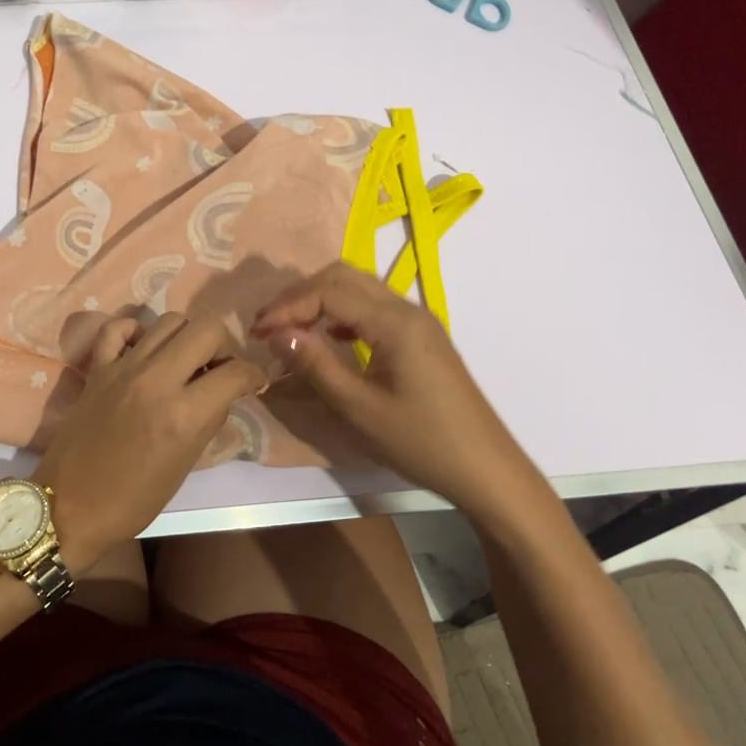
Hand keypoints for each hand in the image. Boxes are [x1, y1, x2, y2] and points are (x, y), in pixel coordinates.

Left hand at [30, 312, 264, 574]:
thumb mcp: (185, 464)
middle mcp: (156, 380)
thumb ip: (209, 420)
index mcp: (183, 413)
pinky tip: (143, 350)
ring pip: (168, 320)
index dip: (253, 375)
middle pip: (206, 328)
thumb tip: (225, 391)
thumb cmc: (135, 498)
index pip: (235, 371)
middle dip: (223, 345)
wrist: (72, 504)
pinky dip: (136, 331)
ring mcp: (123, 368)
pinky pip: (117, 328)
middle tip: (219, 368)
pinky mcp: (97, 368)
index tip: (253, 382)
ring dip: (185, 336)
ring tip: (184, 361)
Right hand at [251, 262, 534, 516]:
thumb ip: (316, 365)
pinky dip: (342, 312)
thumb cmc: (421, 442)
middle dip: (300, 294)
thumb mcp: (359, 408)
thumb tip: (276, 334)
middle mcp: (408, 310)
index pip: (329, 292)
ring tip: (289, 329)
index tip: (258, 332)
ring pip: (359, 287)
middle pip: (343, 276)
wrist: (486, 470)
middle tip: (269, 325)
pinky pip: (373, 306)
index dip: (287, 307)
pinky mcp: (421, 338)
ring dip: (320, 299)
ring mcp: (418, 322)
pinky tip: (327, 338)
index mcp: (395, 323)